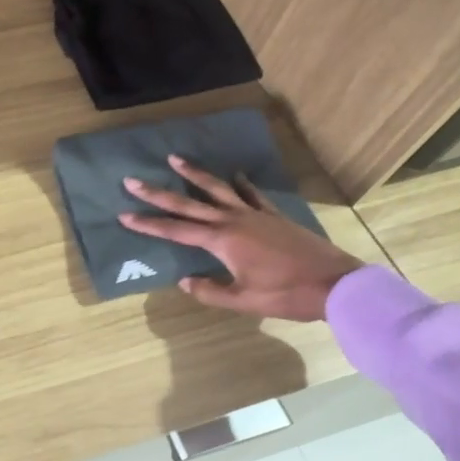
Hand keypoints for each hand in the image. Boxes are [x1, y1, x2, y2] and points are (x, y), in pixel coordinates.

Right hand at [118, 155, 363, 321]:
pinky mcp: (273, 215)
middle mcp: (232, 220)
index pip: (176, 230)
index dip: (148, 223)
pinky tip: (235, 174)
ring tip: (174, 159)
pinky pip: (251, 194)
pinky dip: (240, 184)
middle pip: (188, 204)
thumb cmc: (288, 295)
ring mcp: (254, 214)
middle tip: (132, 180)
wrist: (334, 284)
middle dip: (158, 193)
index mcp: (222, 241)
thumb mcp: (245, 302)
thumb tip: (185, 281)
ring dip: (194, 174)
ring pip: (217, 189)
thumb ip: (211, 291)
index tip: (124, 214)